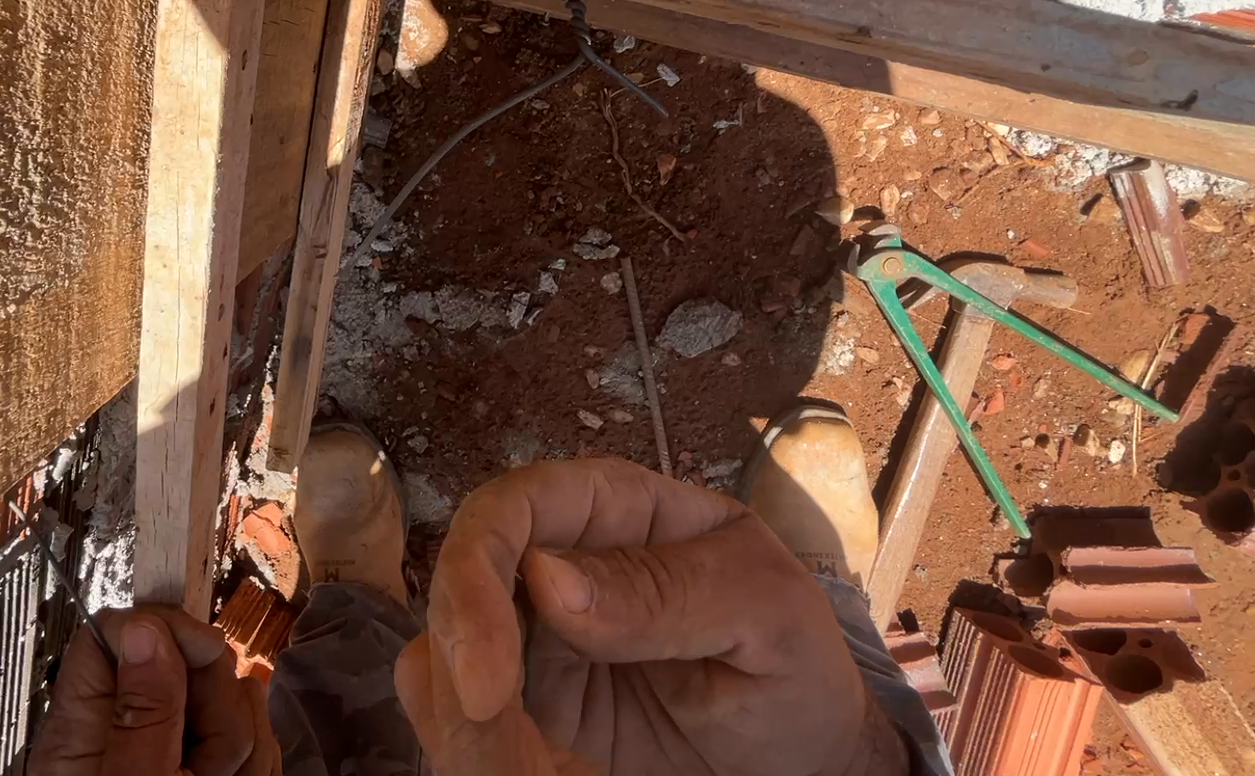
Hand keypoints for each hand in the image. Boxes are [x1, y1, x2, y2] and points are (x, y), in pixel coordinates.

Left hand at [28, 606, 279, 775]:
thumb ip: (143, 715)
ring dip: (241, 740)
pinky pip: (248, 728)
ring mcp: (171, 746)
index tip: (207, 653)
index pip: (113, 629)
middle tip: (208, 768)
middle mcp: (125, 730)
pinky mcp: (207, 763)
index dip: (166, 625)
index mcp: (82, 730)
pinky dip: (254, 759)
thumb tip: (145, 624)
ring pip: (228, 693)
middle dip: (217, 703)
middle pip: (185, 655)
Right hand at [395, 459, 909, 775]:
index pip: (515, 505)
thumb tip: (542, 576)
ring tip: (505, 759)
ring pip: (452, 635)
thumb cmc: (792, 660)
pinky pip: (470, 700)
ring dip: (457, 698)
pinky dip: (466, 733)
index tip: (485, 675)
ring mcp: (535, 624)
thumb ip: (666, 590)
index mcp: (608, 505)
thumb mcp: (762, 611)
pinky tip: (500, 760)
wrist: (801, 764)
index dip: (480, 568)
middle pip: (466, 568)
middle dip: (459, 642)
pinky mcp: (529, 692)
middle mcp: (555, 554)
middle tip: (487, 726)